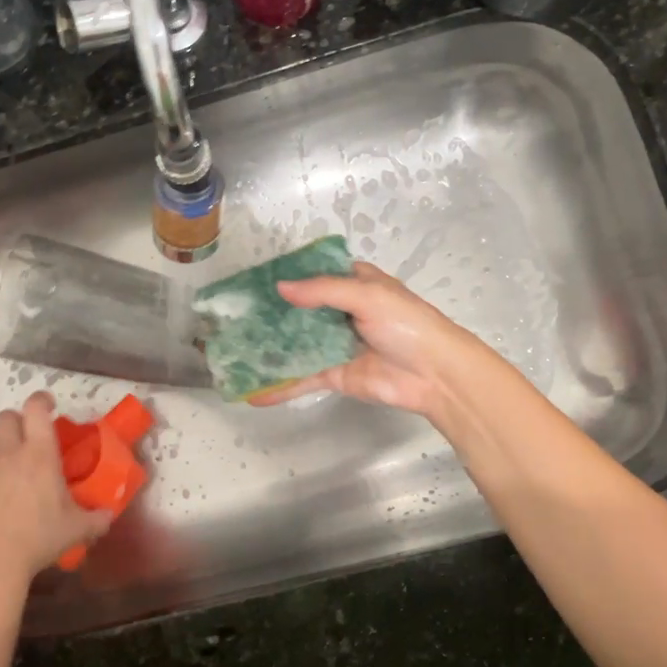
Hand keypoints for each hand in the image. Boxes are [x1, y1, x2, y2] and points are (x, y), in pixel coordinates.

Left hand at [0, 393, 113, 585]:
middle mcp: (11, 450)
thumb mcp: (78, 529)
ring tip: (6, 453)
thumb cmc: (42, 537)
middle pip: (7, 416)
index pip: (36, 408)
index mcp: (41, 453)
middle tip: (28, 436)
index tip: (49, 407)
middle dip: (18, 420)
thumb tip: (109, 514)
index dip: (41, 400)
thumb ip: (97, 518)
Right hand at [251, 262, 506, 417]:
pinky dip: (279, 386)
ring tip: (231, 349)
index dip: (288, 274)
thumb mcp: (367, 296)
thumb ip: (322, 291)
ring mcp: (335, 344)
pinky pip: (301, 378)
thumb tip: (280, 288)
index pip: (315, 273)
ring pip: (295, 343)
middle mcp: (341, 311)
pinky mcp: (333, 374)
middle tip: (232, 313)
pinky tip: (252, 392)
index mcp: (355, 284)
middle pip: (299, 309)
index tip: (253, 277)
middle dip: (270, 311)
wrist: (435, 375)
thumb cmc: (406, 325)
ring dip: (269, 347)